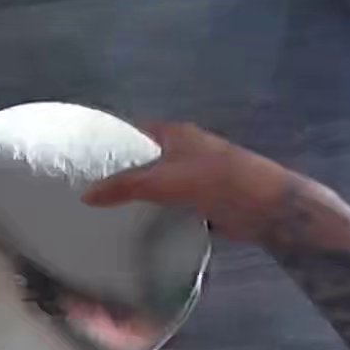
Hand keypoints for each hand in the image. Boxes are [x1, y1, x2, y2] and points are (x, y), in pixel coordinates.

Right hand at [80, 122, 328, 244]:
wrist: (267, 208)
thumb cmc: (216, 181)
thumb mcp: (162, 181)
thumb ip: (122, 187)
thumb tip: (85, 195)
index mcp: (176, 133)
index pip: (133, 130)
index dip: (108, 139)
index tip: (82, 155)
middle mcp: (184, 148)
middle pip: (142, 156)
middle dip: (117, 168)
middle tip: (85, 183)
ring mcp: (193, 172)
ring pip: (154, 179)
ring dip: (134, 190)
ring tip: (101, 203)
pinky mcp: (200, 196)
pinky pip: (165, 199)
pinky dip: (150, 206)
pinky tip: (131, 218)